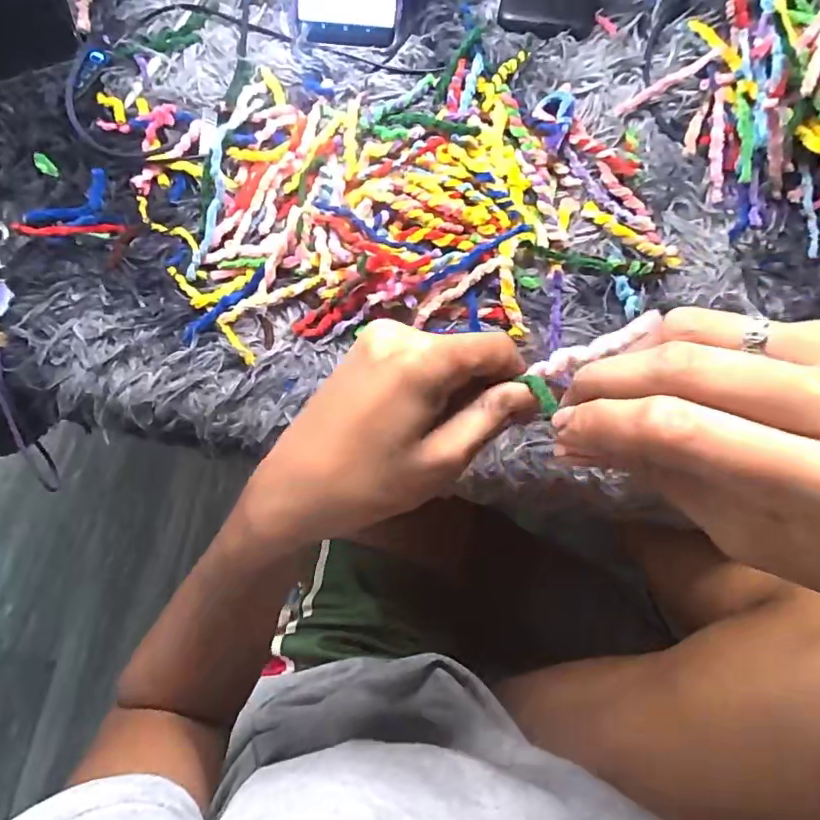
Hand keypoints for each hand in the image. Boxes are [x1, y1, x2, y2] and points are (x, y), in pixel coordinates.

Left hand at [237, 322, 535, 547]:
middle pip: (466, 348)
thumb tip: (527, 391)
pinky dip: (427, 379)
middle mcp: (399, 332)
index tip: (516, 415)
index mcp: (421, 356)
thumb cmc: (369, 483)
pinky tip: (409, 417)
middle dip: (481, 385)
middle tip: (468, 435)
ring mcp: (375, 337)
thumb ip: (489, 418)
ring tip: (432, 432)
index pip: (496, 345)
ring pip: (442, 353)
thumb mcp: (440, 460)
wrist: (292, 487)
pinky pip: (414, 355)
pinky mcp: (361, 348)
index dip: (516, 377)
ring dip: (453, 385)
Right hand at [554, 308, 819, 626]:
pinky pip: (753, 326)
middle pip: (697, 367)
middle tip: (567, 395)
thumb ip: (678, 478)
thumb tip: (589, 435)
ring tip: (604, 374)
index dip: (610, 422)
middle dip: (612, 377)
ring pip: (717, 331)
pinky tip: (673, 369)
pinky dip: (696, 346)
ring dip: (642, 350)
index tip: (560, 430)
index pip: (694, 431)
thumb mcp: (765, 546)